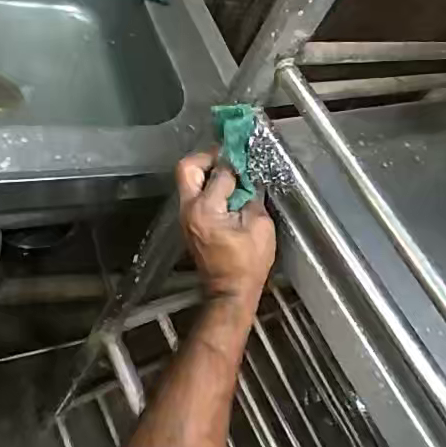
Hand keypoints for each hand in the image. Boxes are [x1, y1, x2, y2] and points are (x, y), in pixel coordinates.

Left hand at [176, 150, 275, 308]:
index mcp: (205, 210)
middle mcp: (188, 210)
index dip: (236, 163)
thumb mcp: (260, 226)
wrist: (230, 291)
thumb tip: (248, 179)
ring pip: (188, 180)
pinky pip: (193, 194)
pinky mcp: (188, 222)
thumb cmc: (247, 264)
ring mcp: (185, 216)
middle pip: (187, 167)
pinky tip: (227, 191)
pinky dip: (207, 187)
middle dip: (208, 157)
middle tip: (229, 158)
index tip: (246, 155)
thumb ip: (252, 197)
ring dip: (207, 172)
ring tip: (231, 174)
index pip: (220, 173)